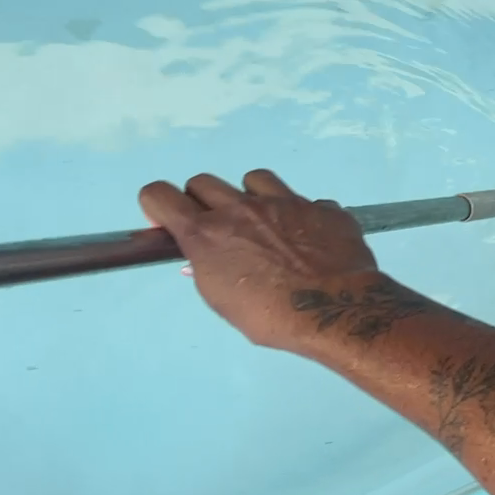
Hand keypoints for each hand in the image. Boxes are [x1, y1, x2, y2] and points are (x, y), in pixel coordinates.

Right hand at [138, 170, 387, 351]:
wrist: (336, 309)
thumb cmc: (270, 314)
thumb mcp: (221, 295)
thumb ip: (208, 264)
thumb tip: (205, 255)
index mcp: (207, 232)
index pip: (158, 194)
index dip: (160, 206)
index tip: (173, 222)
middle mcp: (244, 209)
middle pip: (205, 182)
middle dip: (206, 201)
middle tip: (225, 227)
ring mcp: (290, 204)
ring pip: (258, 180)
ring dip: (256, 196)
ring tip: (270, 223)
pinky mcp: (327, 209)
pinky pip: (309, 202)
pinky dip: (305, 216)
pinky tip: (314, 238)